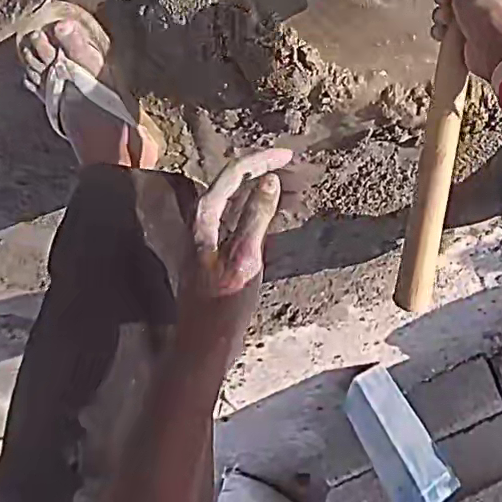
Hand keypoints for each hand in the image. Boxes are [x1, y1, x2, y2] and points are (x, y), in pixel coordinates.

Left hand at [182, 148, 289, 336]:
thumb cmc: (224, 305)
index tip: (289, 156)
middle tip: (297, 168)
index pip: (234, 172)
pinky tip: (281, 211)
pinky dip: (263, 207)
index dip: (262, 159)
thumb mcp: (246, 259)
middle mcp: (204, 219)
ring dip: (267, 188)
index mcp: (206, 216)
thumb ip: (256, 217)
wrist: (204, 346)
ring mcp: (212, 233)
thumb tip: (270, 181)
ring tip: (296, 186)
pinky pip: (243, 215)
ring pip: (241, 197)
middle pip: (236, 180)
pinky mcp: (220, 248)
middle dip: (266, 170)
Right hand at [429, 0, 501, 80]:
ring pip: (449, 6)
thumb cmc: (488, 15)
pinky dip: (443, 28)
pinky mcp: (470, 30)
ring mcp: (479, 13)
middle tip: (446, 1)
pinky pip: (449, 24)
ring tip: (446, 20)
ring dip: (441, 13)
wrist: (495, 52)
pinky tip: (444, 32)